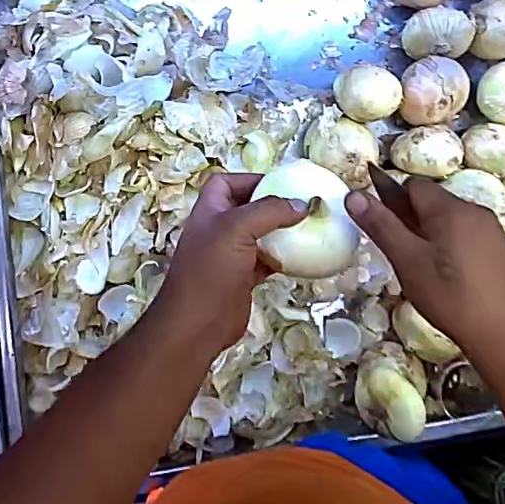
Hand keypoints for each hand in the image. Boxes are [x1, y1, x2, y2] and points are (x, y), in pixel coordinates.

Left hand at [148, 173, 305, 360]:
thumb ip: (269, 211)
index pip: (225, 182)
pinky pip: (267, 260)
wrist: (197, 325)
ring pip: (259, 235)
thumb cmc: (210, 270)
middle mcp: (218, 229)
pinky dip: (283, 257)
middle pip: (246, 207)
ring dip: (281, 232)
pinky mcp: (242, 278)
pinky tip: (302, 257)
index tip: (279, 183)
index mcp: (209, 210)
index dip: (248, 179)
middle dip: (271, 205)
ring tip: (307, 228)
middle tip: (301, 205)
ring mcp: (230, 255)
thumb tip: (301, 205)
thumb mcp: (236, 229)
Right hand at [346, 176, 504, 367]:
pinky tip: (448, 276)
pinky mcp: (501, 251)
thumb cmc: (451, 297)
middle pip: (432, 201)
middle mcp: (474, 211)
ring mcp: (492, 231)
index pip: (412, 186)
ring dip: (430, 234)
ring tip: (422, 269)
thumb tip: (353, 195)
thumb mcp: (407, 261)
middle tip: (401, 254)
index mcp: (450, 208)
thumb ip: (381, 225)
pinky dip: (450, 246)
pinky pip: (466, 235)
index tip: (384, 230)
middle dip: (411, 219)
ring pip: (449, 220)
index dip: (392, 202)